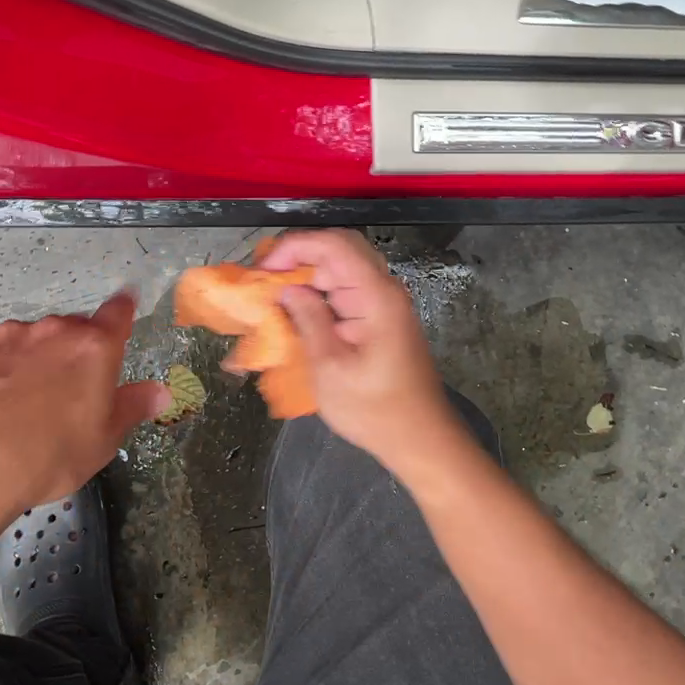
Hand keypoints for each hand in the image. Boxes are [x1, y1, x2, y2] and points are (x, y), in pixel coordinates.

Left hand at [0, 293, 168, 525]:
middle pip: (72, 329)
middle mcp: (55, 330)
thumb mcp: (103, 441)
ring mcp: (8, 335)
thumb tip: (162, 391)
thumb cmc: (49, 457)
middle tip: (67, 389)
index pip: (118, 312)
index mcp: (94, 348)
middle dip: (74, 350)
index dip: (123, 311)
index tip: (124, 308)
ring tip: (20, 401)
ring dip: (33, 358)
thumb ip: (133, 407)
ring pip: (31, 338)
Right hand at [261, 230, 462, 472]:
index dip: (294, 247)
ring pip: (340, 268)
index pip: (333, 245)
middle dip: (296, 256)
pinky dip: (317, 292)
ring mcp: (382, 302)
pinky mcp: (377, 317)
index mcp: (376, 295)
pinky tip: (293, 309)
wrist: (420, 439)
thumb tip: (286, 289)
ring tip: (271, 292)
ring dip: (305, 274)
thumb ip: (308, 320)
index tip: (263, 268)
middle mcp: (383, 289)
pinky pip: (344, 290)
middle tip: (263, 277)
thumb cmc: (375, 410)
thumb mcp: (331, 368)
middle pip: (338, 249)